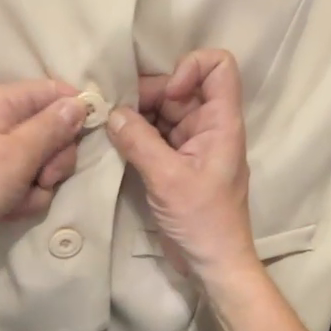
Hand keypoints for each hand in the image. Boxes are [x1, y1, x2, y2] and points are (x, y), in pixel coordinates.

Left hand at [0, 80, 87, 255]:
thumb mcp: (18, 153)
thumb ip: (53, 128)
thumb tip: (81, 104)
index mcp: (5, 101)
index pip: (56, 92)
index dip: (76, 113)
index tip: (86, 138)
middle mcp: (3, 121)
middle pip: (55, 133)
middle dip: (56, 160)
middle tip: (43, 177)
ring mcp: (0, 153)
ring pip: (44, 166)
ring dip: (39, 187)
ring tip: (17, 197)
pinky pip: (27, 187)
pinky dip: (23, 200)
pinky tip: (7, 210)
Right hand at [104, 49, 257, 283]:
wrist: (213, 264)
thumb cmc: (202, 220)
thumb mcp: (168, 179)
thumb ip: (139, 141)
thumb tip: (113, 113)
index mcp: (221, 122)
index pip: (218, 66)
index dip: (190, 67)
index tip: (167, 95)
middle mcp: (208, 127)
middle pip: (179, 88)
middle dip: (148, 95)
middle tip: (116, 113)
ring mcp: (192, 146)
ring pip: (163, 112)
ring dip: (137, 116)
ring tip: (109, 127)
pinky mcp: (176, 165)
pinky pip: (155, 137)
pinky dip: (136, 135)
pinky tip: (114, 143)